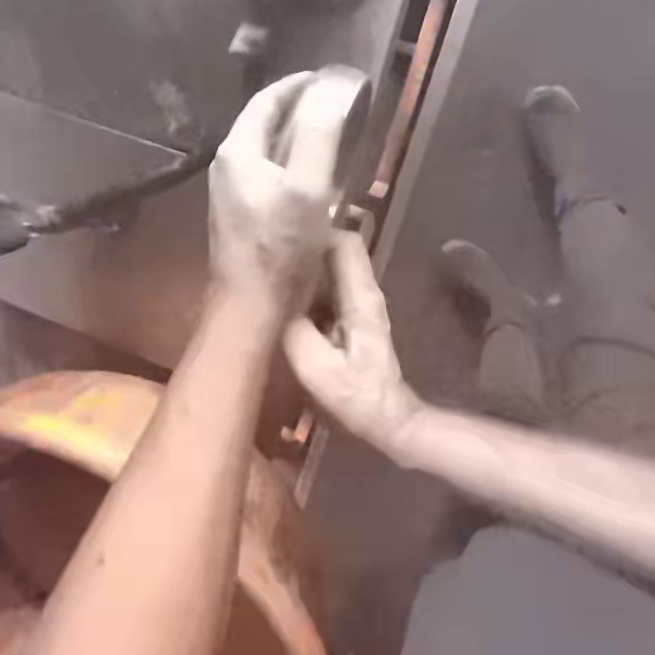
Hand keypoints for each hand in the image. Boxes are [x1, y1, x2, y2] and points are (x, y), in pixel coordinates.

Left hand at [209, 71, 354, 316]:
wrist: (252, 308)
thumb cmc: (281, 248)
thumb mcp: (308, 188)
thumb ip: (319, 135)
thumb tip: (332, 89)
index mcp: (239, 152)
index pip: (267, 101)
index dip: (298, 85)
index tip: (329, 79)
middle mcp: (229, 167)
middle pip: (266, 124)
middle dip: (300, 110)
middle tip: (336, 106)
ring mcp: (233, 193)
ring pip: (268, 151)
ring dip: (298, 138)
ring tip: (332, 136)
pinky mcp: (243, 216)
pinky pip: (270, 175)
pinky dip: (294, 165)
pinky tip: (317, 178)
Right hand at [284, 232, 423, 449]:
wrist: (385, 419)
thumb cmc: (355, 395)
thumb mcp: (317, 367)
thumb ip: (296, 330)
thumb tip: (277, 303)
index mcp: (360, 297)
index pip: (345, 243)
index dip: (315, 235)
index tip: (283, 240)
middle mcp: (365, 293)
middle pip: (336, 253)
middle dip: (304, 252)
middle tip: (269, 259)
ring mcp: (361, 305)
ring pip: (332, 272)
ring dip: (305, 273)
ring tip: (271, 278)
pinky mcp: (354, 319)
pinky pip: (329, 292)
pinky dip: (308, 292)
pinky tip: (285, 304)